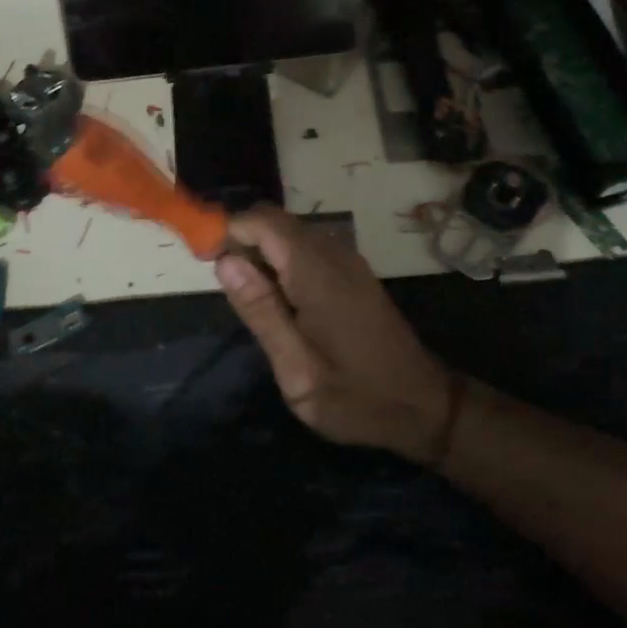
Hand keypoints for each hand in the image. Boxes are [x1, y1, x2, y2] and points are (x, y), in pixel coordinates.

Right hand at [213, 205, 457, 463]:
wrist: (423, 406)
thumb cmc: (357, 398)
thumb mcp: (299, 371)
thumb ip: (262, 313)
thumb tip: (225, 262)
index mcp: (318, 274)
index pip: (264, 222)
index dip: (228, 230)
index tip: (203, 259)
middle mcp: (334, 254)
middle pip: (276, 221)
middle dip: (241, 239)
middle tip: (223, 284)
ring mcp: (348, 261)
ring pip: (291, 232)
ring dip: (261, 250)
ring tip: (247, 298)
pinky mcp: (354, 272)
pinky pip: (308, 248)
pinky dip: (283, 260)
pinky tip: (279, 301)